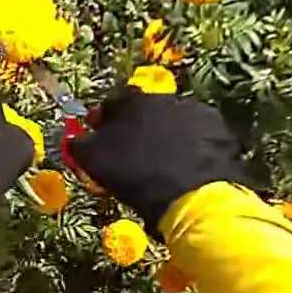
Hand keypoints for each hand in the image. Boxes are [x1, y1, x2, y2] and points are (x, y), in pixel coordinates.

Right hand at [67, 90, 255, 229]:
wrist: (191, 195)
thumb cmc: (136, 177)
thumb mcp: (97, 163)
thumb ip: (81, 146)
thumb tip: (72, 139)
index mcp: (133, 101)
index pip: (111, 102)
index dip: (103, 120)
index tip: (99, 136)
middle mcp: (165, 97)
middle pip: (144, 109)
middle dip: (134, 126)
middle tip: (128, 152)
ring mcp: (195, 111)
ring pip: (171, 120)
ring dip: (163, 135)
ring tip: (158, 162)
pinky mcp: (218, 130)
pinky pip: (196, 134)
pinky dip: (188, 146)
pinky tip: (183, 167)